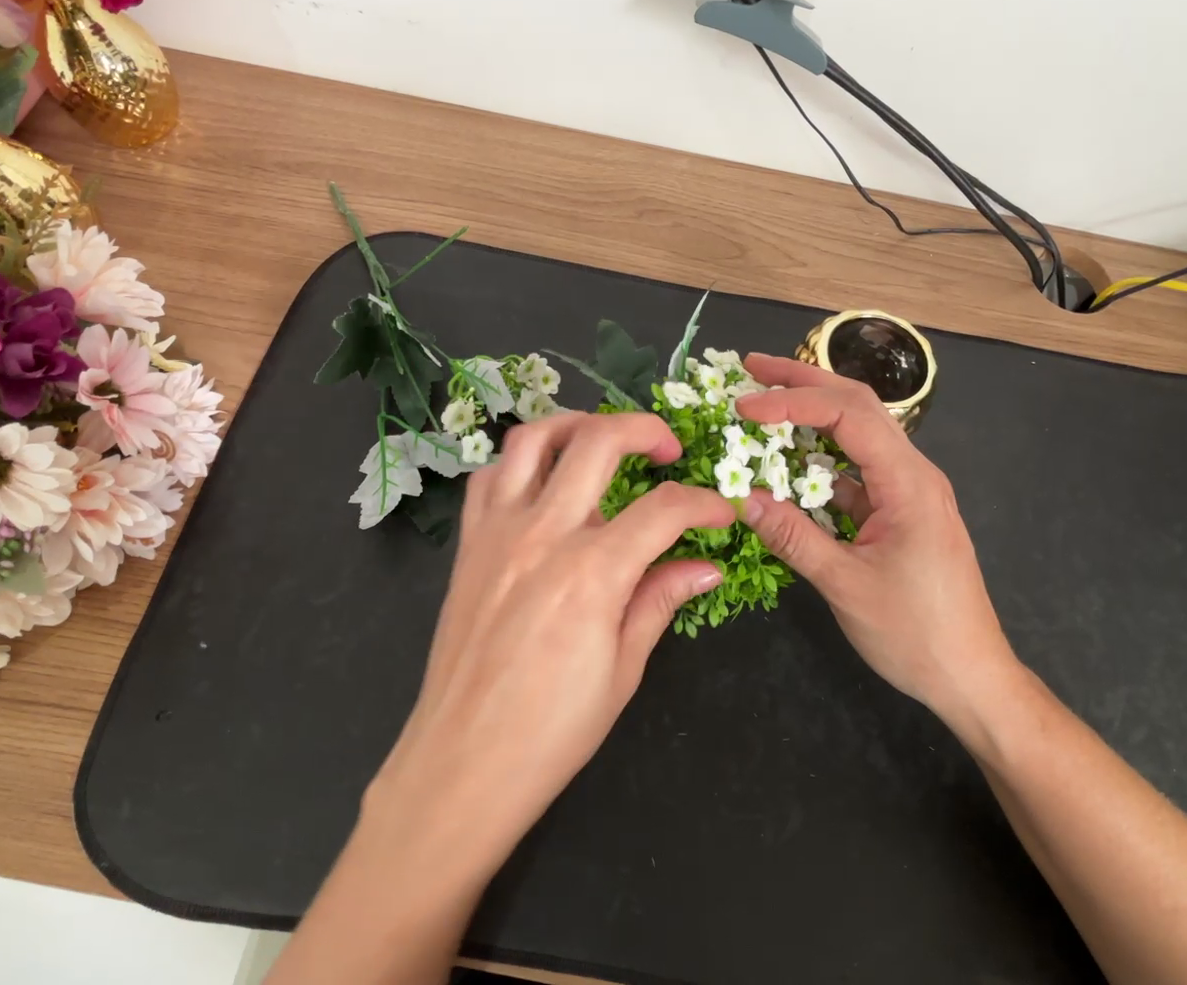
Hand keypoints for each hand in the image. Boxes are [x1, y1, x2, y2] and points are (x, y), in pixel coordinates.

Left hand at [364, 411, 734, 877]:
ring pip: (532, 440)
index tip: (721, 512)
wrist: (464, 761)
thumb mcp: (622, 670)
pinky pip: (489, 478)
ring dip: (576, 424)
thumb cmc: (552, 730)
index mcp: (592, 573)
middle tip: (667, 448)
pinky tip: (543, 484)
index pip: (664, 510)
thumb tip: (704, 567)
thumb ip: (659, 602)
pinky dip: (520, 464)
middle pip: (597, 442)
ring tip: (603, 440)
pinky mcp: (467, 545)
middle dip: (644, 430)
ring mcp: (497, 533)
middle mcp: (542, 535)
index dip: (703, 503)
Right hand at [733, 355, 1024, 739]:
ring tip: (761, 405)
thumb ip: (791, 536)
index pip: (849, 414)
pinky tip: (785, 467)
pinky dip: (817, 463)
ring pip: (857, 435)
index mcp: (908, 482)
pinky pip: (855, 473)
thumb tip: (739, 498)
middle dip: (803, 382)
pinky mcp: (900, 513)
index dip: (793, 401)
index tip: (744, 405)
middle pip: (858, 406)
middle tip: (750, 369)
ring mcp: (908, 492)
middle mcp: (913, 474)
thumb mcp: (844, 585)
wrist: (970, 676)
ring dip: (810, 417)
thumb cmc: (914, 633)